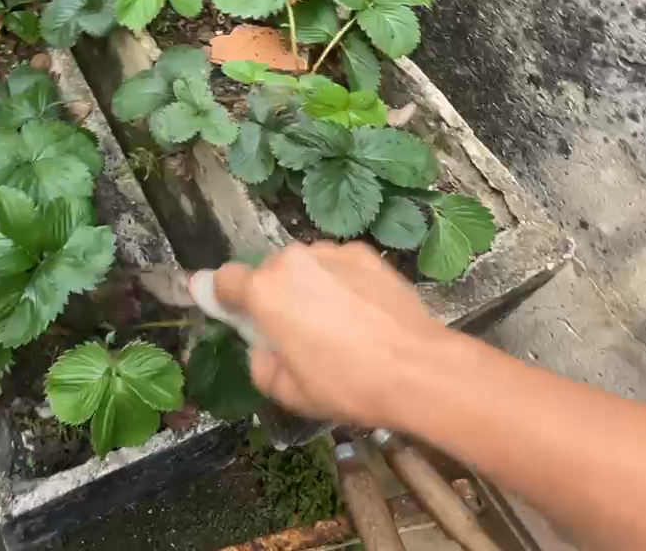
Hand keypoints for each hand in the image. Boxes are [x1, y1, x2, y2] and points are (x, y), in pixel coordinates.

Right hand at [203, 242, 448, 430]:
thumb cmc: (349, 384)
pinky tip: (364, 312)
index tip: (239, 314)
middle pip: (268, 273)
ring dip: (309, 286)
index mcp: (263, 291)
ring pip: (304, 266)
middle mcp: (290, 261)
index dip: (226, 296)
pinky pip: (337, 264)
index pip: (224, 278)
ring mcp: (328, 252)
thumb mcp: (292, 394)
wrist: (421, 370)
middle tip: (299, 331)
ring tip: (340, 322)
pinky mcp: (362, 253)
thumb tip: (261, 351)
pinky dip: (342, 281)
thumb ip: (261, 367)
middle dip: (276, 296)